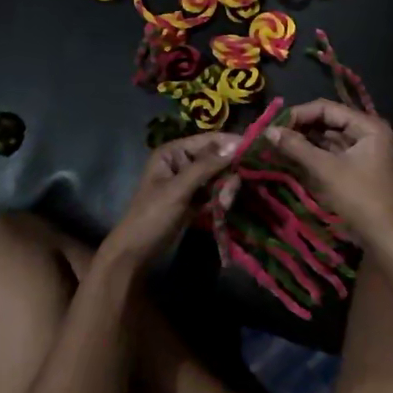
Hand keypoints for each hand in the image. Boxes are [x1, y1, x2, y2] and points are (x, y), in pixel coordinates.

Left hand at [101, 132, 238, 266]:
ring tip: (224, 204)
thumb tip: (235, 145)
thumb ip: (205, 166)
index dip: (231, 143)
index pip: (208, 140)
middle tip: (232, 190)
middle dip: (227, 173)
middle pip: (216, 159)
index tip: (257, 148)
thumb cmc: (152, 216)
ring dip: (225, 189)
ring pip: (218, 177)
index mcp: (172, 152)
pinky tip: (222, 209)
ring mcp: (188, 182)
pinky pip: (214, 193)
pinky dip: (220, 200)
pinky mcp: (193, 200)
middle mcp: (181, 162)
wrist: (136, 252)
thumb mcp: (178, 189)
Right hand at [265, 101, 392, 242]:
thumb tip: (268, 131)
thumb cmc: (359, 199)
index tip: (273, 125)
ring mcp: (362, 150)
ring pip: (327, 137)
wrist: (386, 237)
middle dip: (299, 127)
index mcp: (367, 126)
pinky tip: (291, 156)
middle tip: (272, 135)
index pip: (326, 108)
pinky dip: (312, 153)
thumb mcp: (326, 170)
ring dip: (304, 140)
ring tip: (277, 144)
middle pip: (327, 120)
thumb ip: (297, 147)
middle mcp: (367, 132)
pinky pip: (331, 152)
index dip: (298, 114)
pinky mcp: (356, 166)